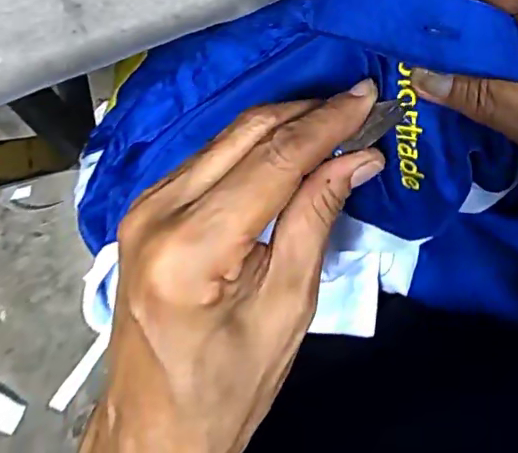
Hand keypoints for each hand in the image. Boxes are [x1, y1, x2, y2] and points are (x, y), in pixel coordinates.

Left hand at [82, 83, 385, 452]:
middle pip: (251, 132)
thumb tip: (362, 155)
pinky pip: (218, 149)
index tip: (370, 97)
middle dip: (314, 111)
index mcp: (192, 248)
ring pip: (233, 133)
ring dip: (292, 118)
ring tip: (342, 117)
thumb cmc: (227, 382)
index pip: (276, 158)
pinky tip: (299, 139)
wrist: (152, 430)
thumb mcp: (289, 303)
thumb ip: (318, 215)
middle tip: (363, 103)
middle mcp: (159, 214)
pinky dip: (266, 136)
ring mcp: (147, 206)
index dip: (329, 122)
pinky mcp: (150, 206)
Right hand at [413, 0, 517, 217]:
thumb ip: (484, 97)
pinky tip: (437, 89)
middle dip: (435, 19)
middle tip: (387, 54)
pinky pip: (497, 49)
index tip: (396, 21)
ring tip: (400, 73)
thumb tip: (416, 76)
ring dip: (447, 45)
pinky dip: (467, 65)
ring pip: (484, 22)